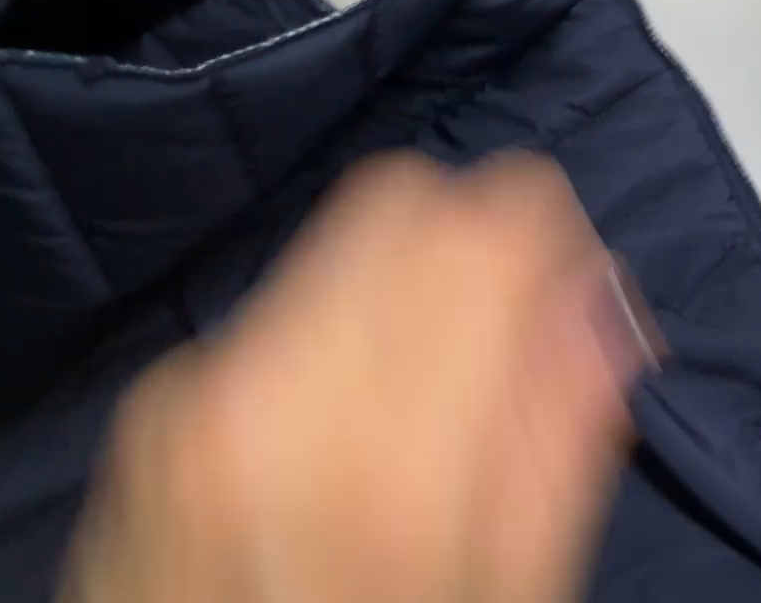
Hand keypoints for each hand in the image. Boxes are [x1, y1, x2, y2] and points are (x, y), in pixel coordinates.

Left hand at [59, 152, 655, 602]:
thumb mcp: (525, 572)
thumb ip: (571, 418)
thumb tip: (597, 284)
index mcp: (391, 459)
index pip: (489, 233)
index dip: (552, 226)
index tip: (569, 277)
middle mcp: (276, 395)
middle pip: (406, 195)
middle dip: (481, 224)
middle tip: (510, 301)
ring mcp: (201, 389)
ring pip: (354, 227)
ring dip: (424, 260)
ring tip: (443, 351)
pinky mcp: (164, 396)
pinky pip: (304, 286)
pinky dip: (365, 304)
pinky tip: (368, 390)